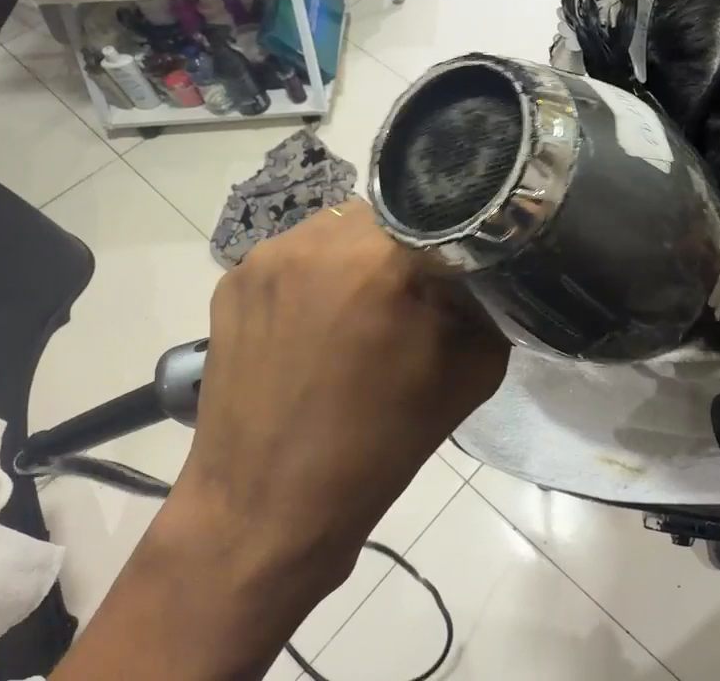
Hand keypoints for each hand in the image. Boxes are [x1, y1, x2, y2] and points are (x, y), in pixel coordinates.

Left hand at [172, 198, 507, 596]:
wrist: (268, 507)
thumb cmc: (382, 445)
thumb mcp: (474, 371)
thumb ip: (488, 305)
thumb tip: (488, 273)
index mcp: (388, 260)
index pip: (446, 212)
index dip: (462, 237)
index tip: (466, 268)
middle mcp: (323, 240)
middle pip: (390, 215)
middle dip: (409, 244)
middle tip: (417, 290)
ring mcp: (268, 256)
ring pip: (339, 229)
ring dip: (360, 255)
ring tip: (364, 308)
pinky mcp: (232, 280)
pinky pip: (295, 256)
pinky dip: (317, 276)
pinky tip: (318, 324)